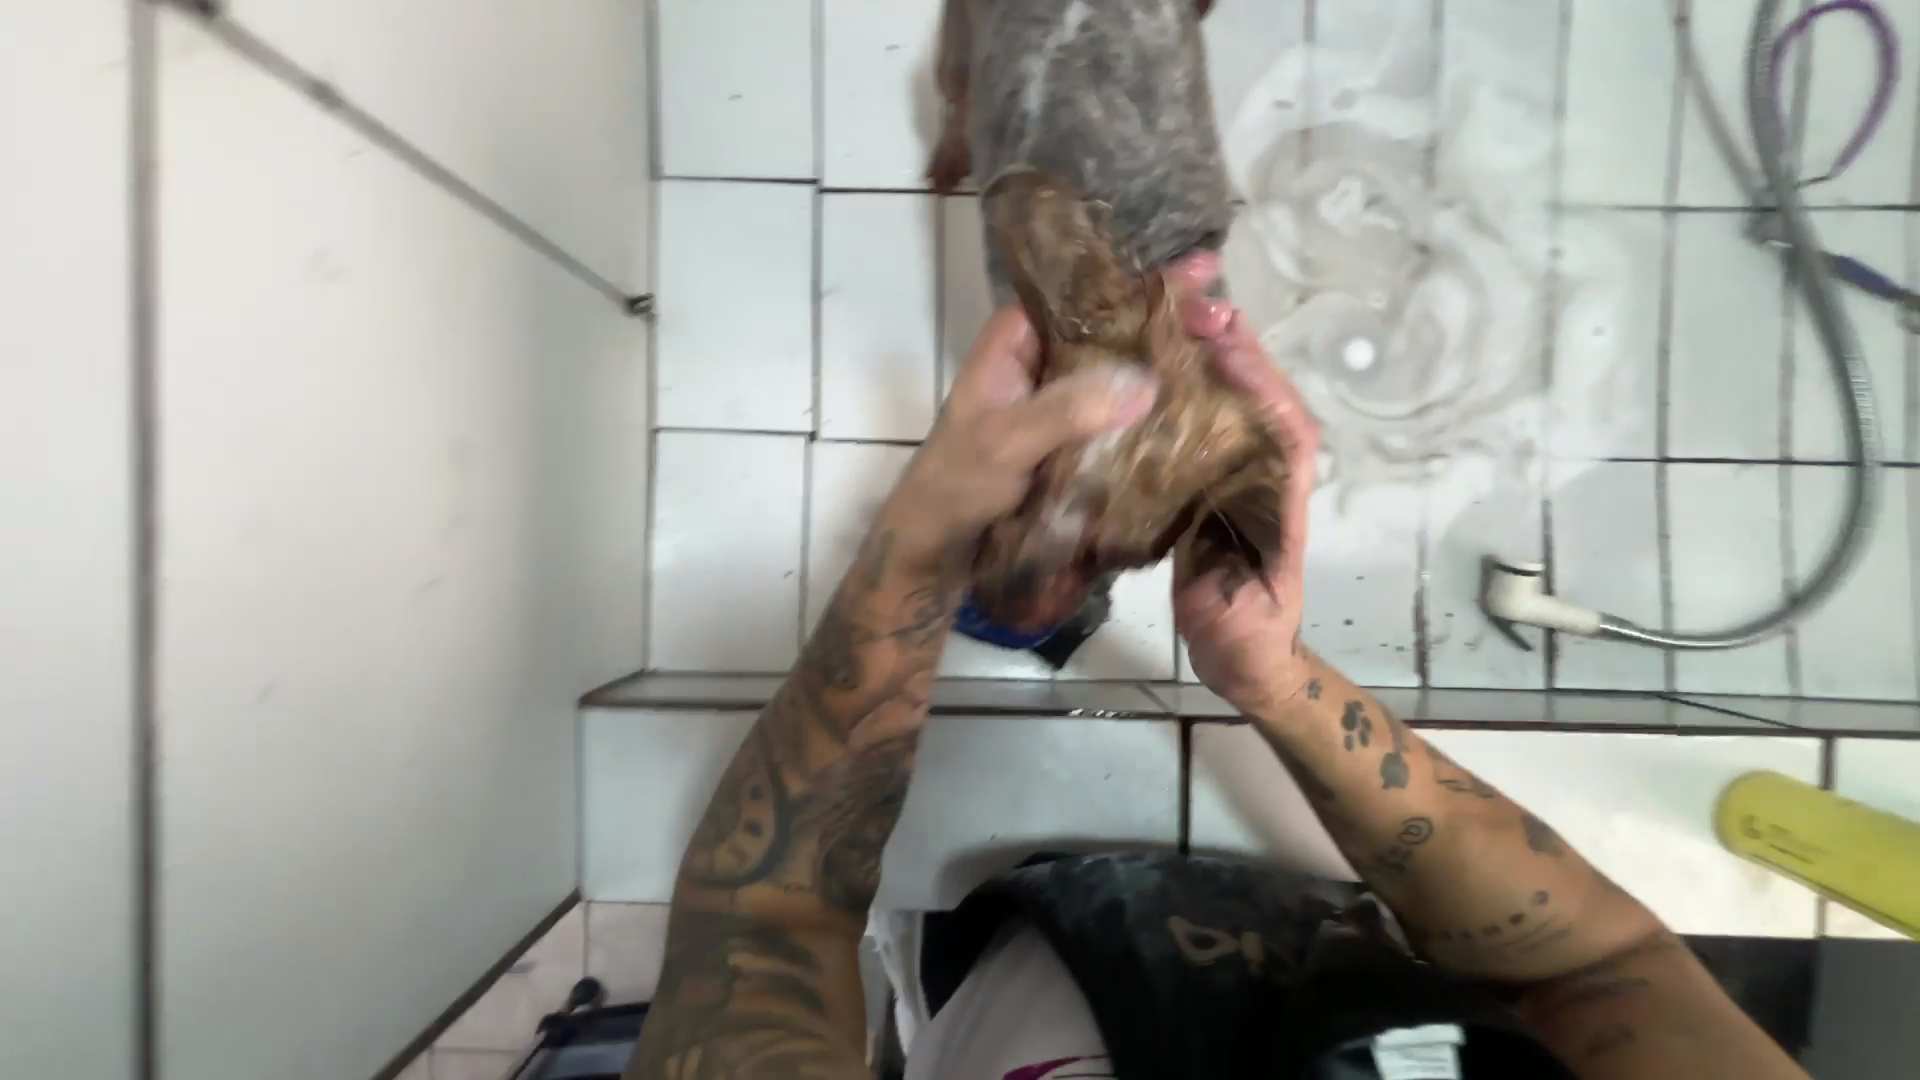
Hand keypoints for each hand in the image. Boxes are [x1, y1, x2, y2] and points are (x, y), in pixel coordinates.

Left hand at [883, 259, 1220, 567]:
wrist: (938, 545)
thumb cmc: (956, 484)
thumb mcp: (1006, 441)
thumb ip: (1067, 410)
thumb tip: (1145, 384)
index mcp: (1016, 338)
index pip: (1085, 290)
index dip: (1141, 280)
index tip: (1202, 272)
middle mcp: (1042, 360)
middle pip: (1111, 326)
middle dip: (1166, 321)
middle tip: (1225, 323)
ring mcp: (1058, 400)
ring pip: (1119, 369)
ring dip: (1165, 364)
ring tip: (1225, 357)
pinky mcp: (1072, 438)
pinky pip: (1118, 412)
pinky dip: (1152, 409)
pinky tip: (1195, 407)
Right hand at [1172, 293, 1322, 710]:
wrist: (1239, 654)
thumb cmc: (1248, 627)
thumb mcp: (1252, 590)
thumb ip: (1256, 541)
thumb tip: (1240, 479)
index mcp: (1281, 481)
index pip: (1276, 409)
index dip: (1251, 365)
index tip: (1214, 326)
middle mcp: (1262, 465)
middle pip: (1250, 391)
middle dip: (1221, 344)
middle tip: (1176, 305)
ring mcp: (1233, 471)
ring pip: (1222, 402)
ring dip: (1195, 359)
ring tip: (1154, 326)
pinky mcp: (1204, 482)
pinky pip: (1194, 427)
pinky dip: (1175, 394)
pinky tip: (1140, 378)